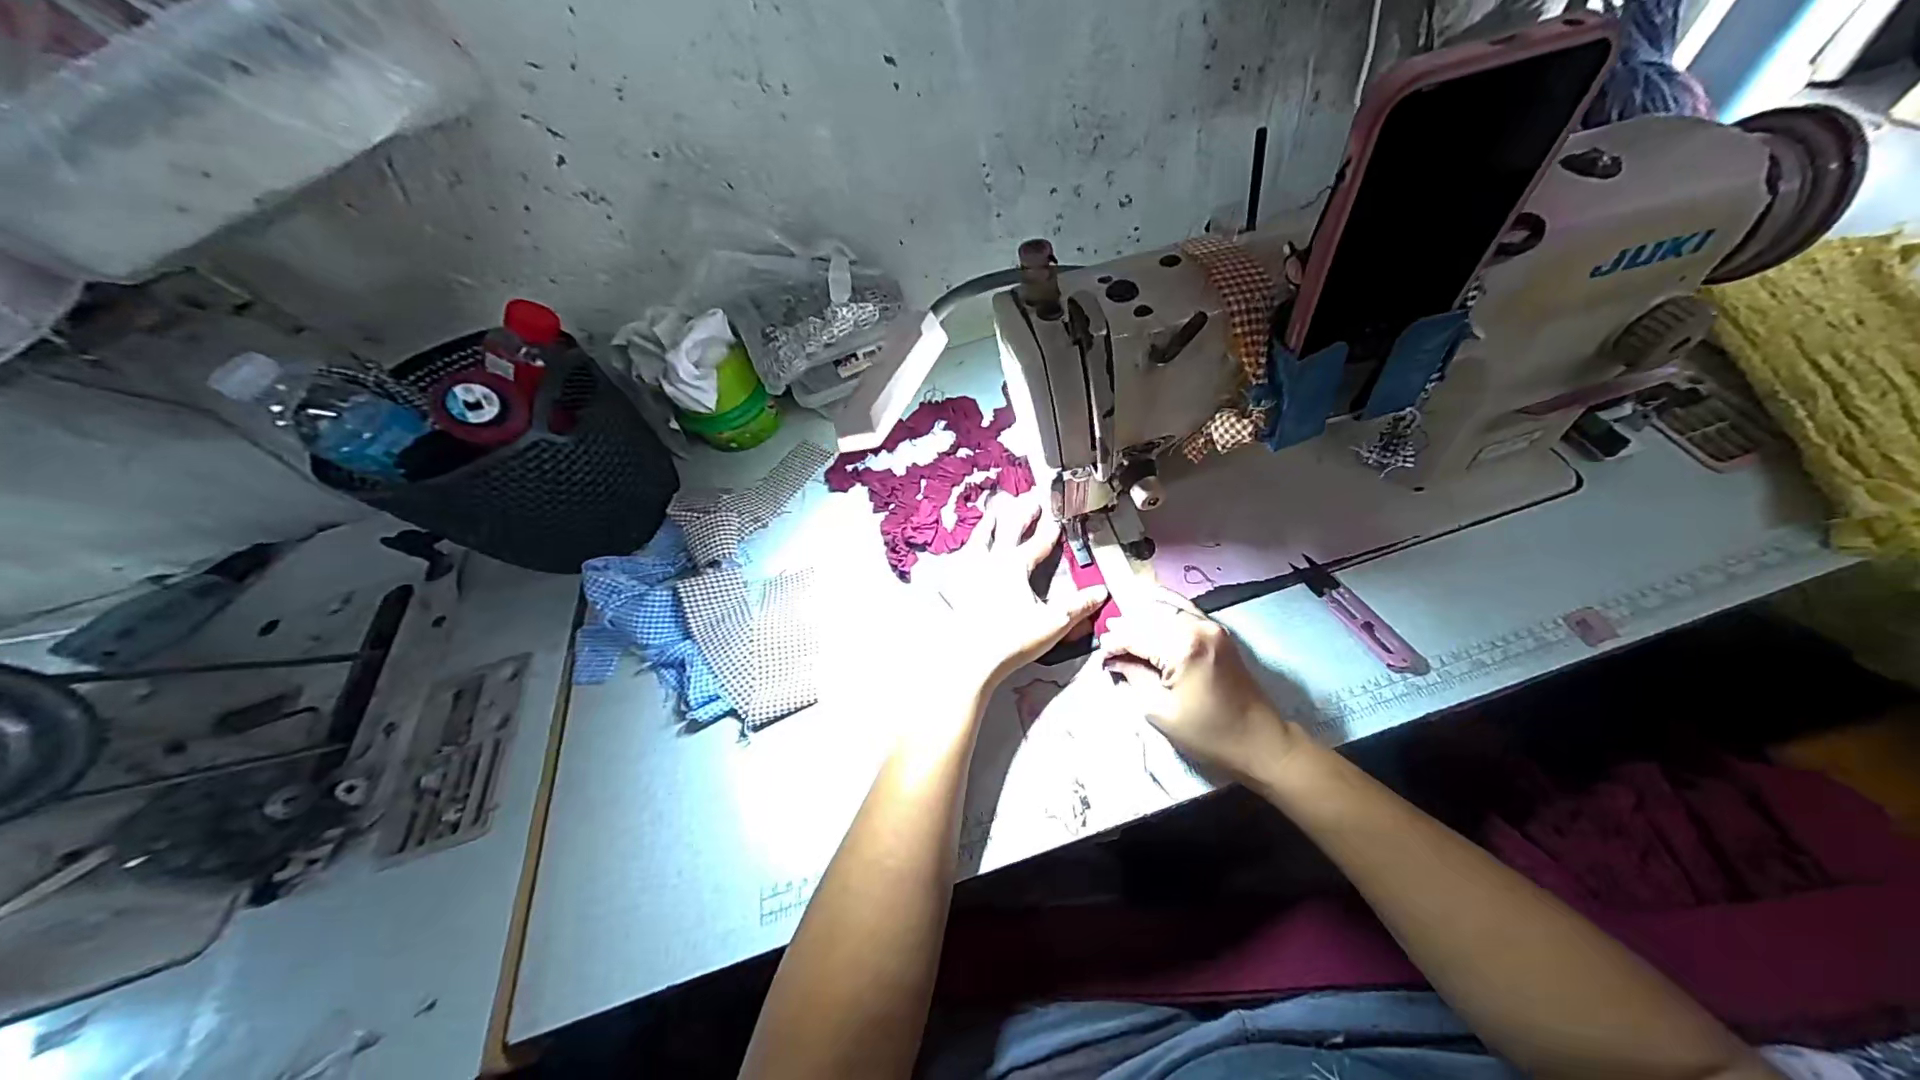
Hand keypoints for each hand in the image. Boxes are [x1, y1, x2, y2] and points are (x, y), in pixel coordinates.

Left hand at [927, 494, 1106, 689]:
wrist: (972, 657)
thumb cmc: (1014, 639)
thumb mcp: (1053, 622)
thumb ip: (1078, 605)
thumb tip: (1102, 591)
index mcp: (1015, 566)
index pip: (1037, 543)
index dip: (1049, 530)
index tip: (1057, 518)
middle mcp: (990, 561)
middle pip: (1007, 530)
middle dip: (1020, 514)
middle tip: (1028, 500)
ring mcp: (968, 572)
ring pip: (979, 539)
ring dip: (988, 523)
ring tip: (992, 510)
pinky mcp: (953, 587)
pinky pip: (956, 562)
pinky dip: (961, 553)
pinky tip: (959, 554)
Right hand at [1099, 585, 1305, 782]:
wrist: (1260, 740)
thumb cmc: (1208, 733)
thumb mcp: (1160, 710)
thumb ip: (1134, 676)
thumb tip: (1115, 659)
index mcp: (1182, 648)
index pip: (1135, 635)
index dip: (1114, 643)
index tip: (1100, 654)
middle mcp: (1197, 628)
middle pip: (1150, 616)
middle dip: (1126, 626)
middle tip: (1107, 640)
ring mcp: (1212, 626)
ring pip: (1166, 608)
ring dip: (1143, 614)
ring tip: (1123, 624)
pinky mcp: (1220, 631)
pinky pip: (1186, 609)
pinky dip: (1166, 606)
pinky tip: (1150, 601)